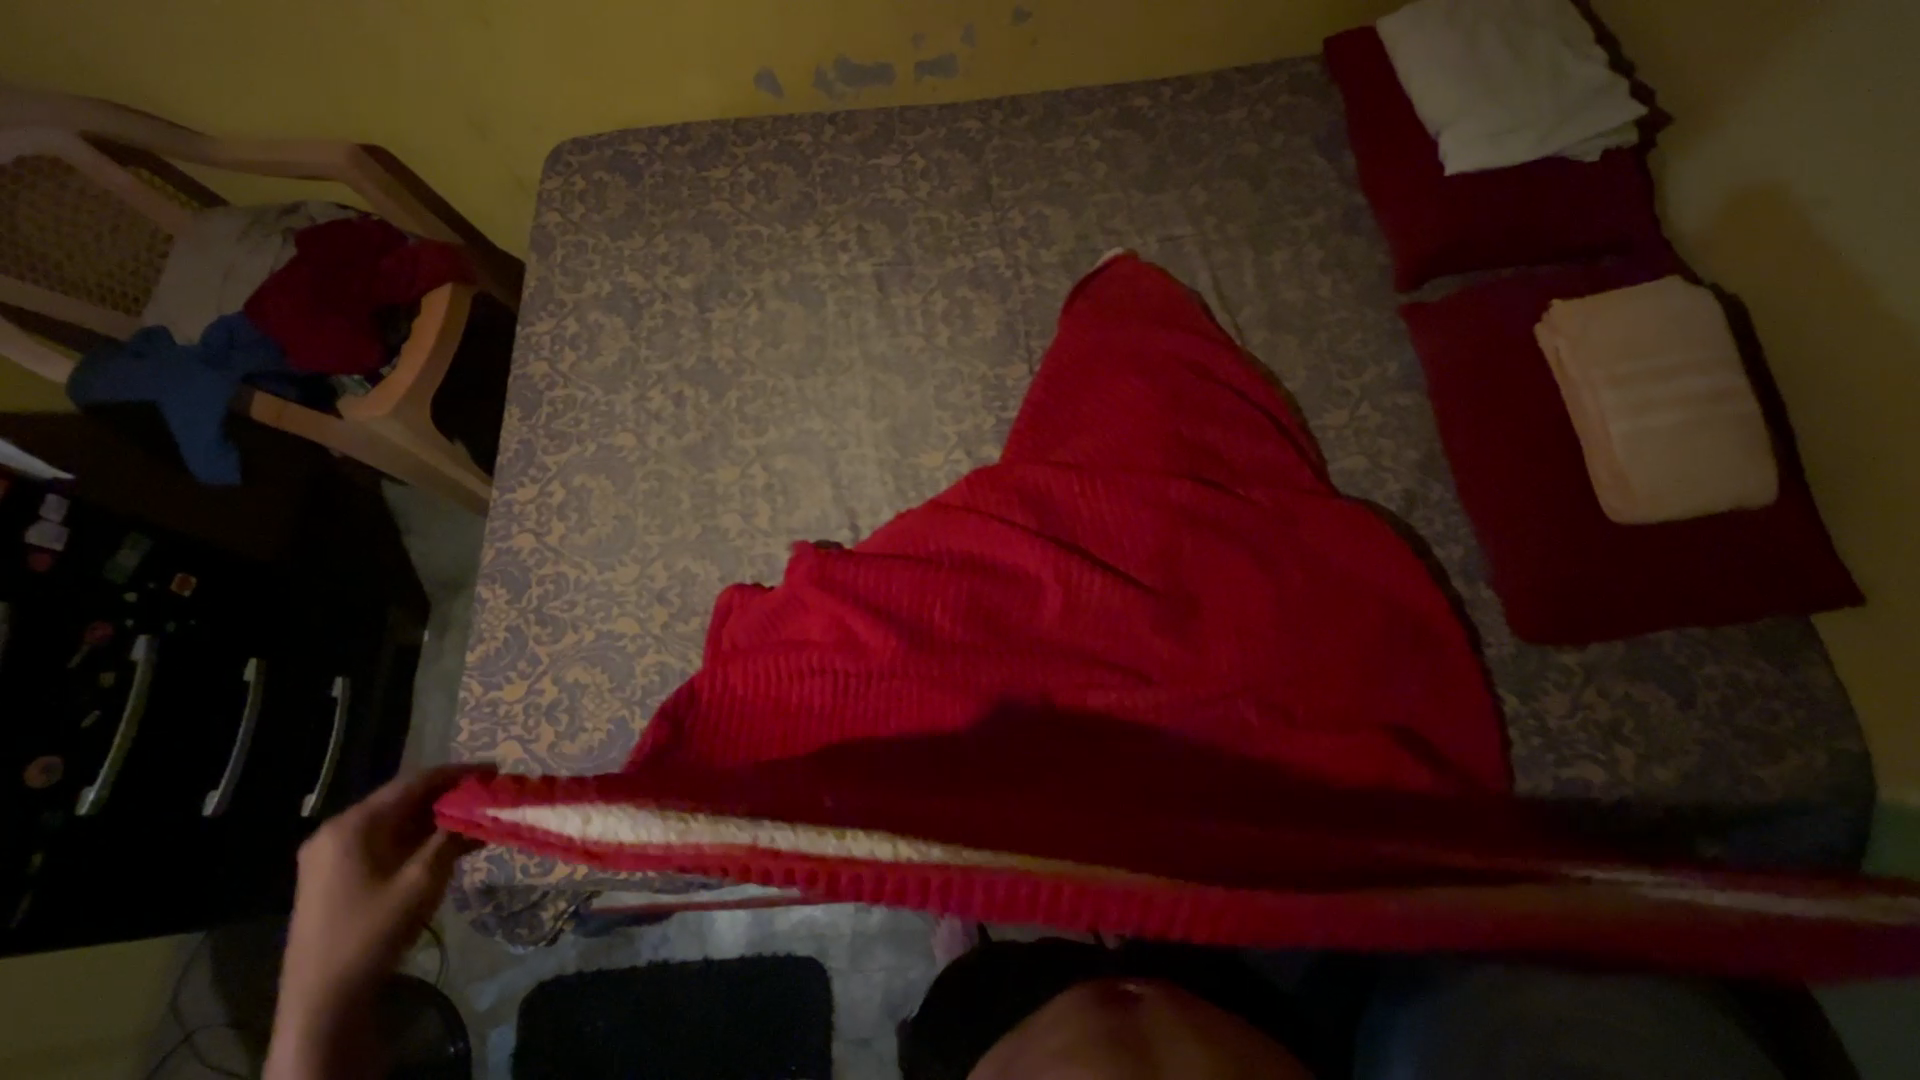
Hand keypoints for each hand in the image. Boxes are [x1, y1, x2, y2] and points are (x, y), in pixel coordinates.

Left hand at [265, 767, 482, 1079]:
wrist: (324, 995)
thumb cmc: (374, 929)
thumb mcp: (423, 879)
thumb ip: (450, 837)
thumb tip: (478, 811)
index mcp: (352, 825)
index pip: (412, 783)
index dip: (457, 774)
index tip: (494, 771)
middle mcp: (337, 831)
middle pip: (401, 801)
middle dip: (448, 797)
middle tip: (489, 796)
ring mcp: (332, 855)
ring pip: (394, 823)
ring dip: (435, 820)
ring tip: (477, 819)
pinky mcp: (335, 877)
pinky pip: (383, 843)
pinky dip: (417, 840)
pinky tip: (449, 846)